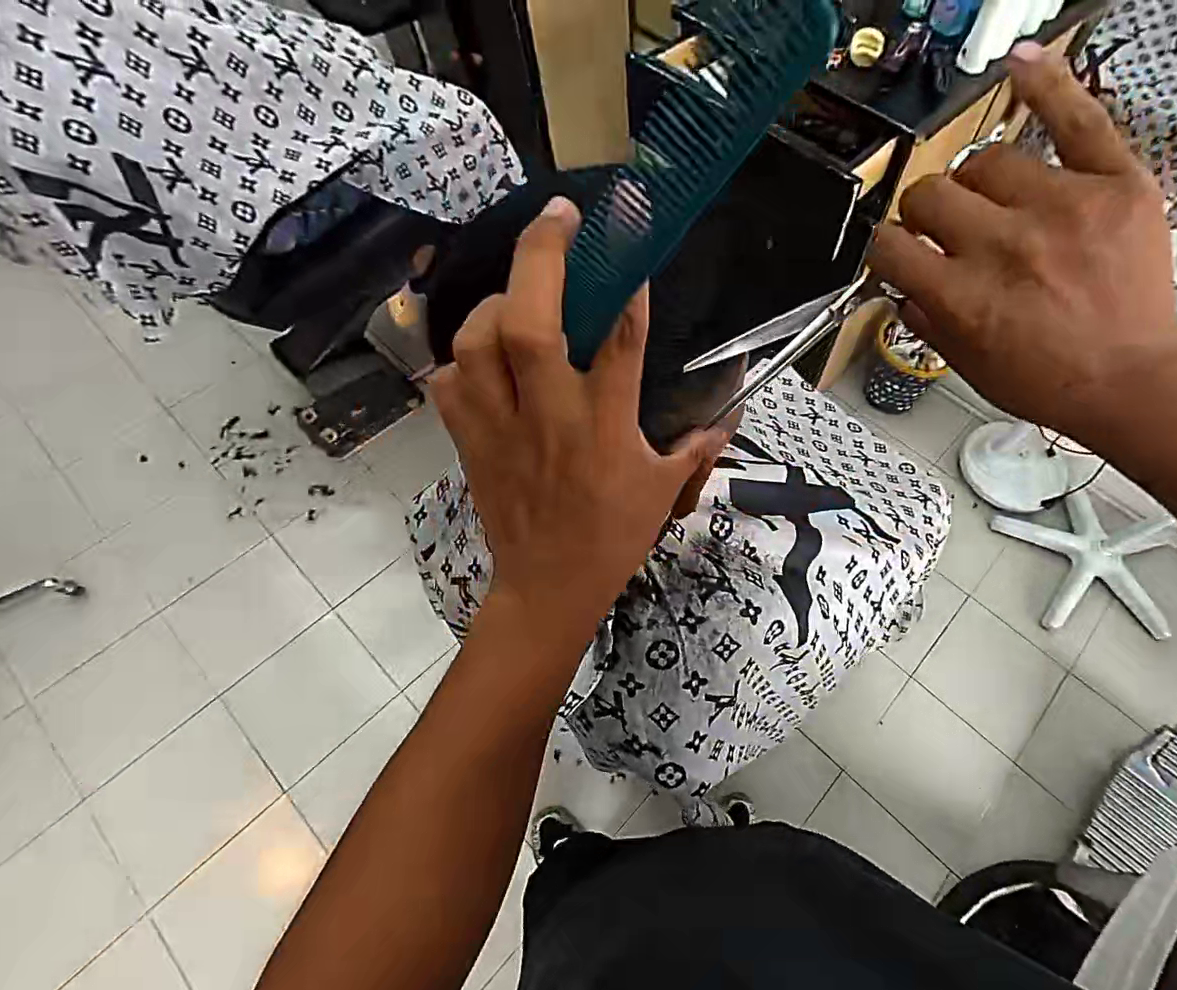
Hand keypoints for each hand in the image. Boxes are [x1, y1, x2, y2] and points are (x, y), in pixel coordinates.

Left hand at [430, 196, 730, 632]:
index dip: (626, 291)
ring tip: (519, 297)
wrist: (549, 585)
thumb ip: (695, 448)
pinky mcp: (468, 440)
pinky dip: (464, 356)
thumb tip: (725, 419)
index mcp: (605, 428)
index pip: (617, 344)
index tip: (630, 249)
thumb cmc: (613, 536)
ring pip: (479, 341)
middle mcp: (549, 416)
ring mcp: (501, 426)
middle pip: (529, 322)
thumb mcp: (664, 491)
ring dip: (497, 304)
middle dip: (542, 257)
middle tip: (560, 218)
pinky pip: (450, 379)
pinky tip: (486, 356)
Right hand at [868, 42, 1176, 444]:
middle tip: (944, 229)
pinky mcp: (1113, 185)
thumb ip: (930, 325)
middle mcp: (1005, 246)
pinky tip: (1023, 67)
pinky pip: (1076, 115)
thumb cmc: (1058, 384)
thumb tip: (906, 289)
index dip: (885, 249)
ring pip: (987, 160)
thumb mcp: (974, 370)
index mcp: (965, 298)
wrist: (1133, 383)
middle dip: (926, 214)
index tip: (896, 250)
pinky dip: (1048, 83)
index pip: (891, 246)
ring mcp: (1061, 208)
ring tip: (994, 205)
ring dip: (977, 184)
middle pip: (931, 194)